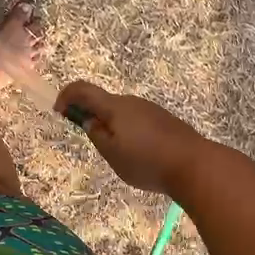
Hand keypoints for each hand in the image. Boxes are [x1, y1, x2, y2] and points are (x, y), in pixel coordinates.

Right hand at [56, 80, 209, 194]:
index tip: (59, 112)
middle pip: (104, 102)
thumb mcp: (113, 155)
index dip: (66, 96)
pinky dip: (130, 132)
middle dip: (93, 118)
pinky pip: (138, 121)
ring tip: (123, 157)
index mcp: (114, 107)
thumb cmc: (147, 161)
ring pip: (122, 114)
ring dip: (113, 127)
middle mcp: (131, 101)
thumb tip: (90, 121)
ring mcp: (150, 109)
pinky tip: (143, 157)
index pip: (83, 89)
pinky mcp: (164, 120)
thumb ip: (97, 135)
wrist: (195, 164)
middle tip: (97, 145)